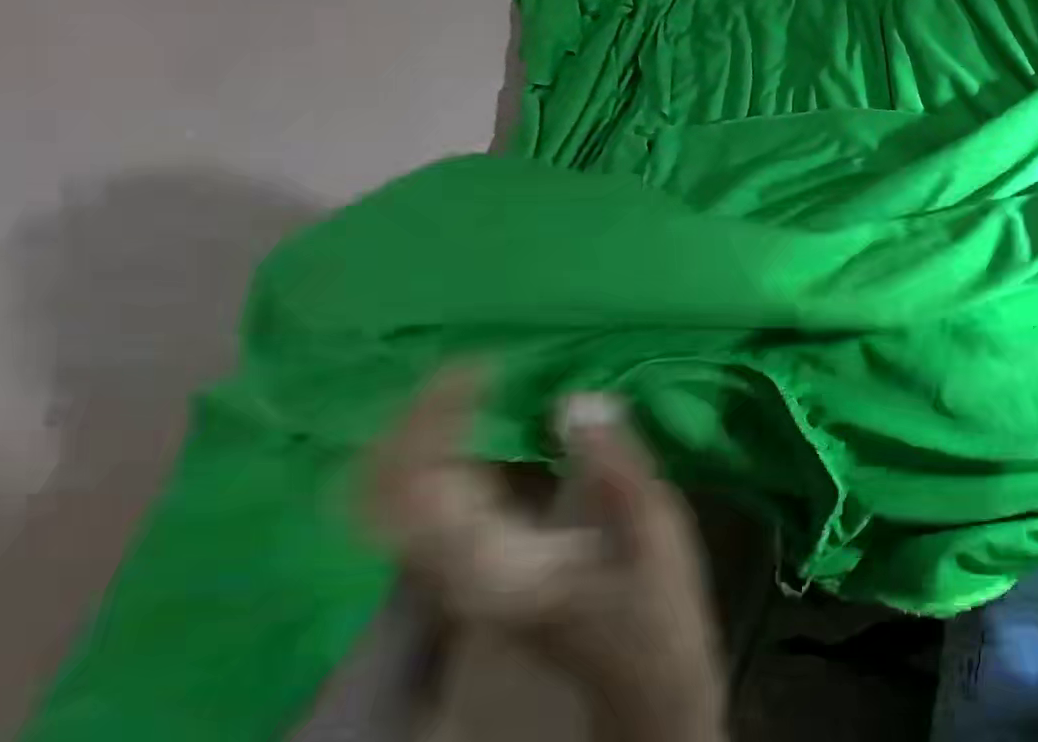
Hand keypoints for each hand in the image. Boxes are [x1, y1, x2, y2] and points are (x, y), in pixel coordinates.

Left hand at [368, 371, 726, 741]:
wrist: (646, 675)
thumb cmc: (654, 606)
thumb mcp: (651, 527)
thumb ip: (614, 465)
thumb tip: (576, 399)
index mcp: (490, 566)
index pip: (423, 484)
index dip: (439, 416)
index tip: (484, 362)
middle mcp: (452, 572)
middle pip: (383, 488)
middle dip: (415, 415)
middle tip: (468, 364)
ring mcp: (455, 571)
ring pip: (391, 495)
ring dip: (418, 431)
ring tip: (466, 381)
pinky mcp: (473, 561)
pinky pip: (422, 499)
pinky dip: (435, 451)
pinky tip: (469, 422)